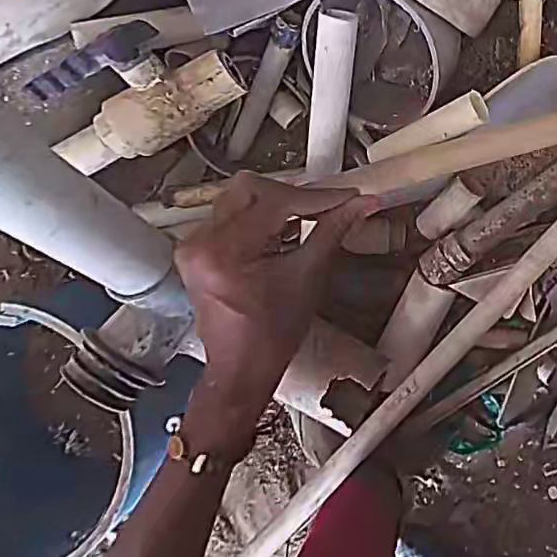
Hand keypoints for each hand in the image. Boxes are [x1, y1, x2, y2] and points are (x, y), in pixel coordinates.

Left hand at [175, 173, 375, 454]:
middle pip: (250, 189)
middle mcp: (202, 242)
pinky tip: (282, 235)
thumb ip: (333, 230)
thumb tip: (362, 203)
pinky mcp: (196, 250)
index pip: (275, 203)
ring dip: (275, 205)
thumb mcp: (309, 276)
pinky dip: (259, 219)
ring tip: (304, 224)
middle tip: (324, 209)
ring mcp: (194, 245)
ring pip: (240, 198)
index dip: (317, 198)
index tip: (347, 197)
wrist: (243, 368)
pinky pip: (230, 216)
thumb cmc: (275, 333)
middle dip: (292, 196)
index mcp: (226, 252)